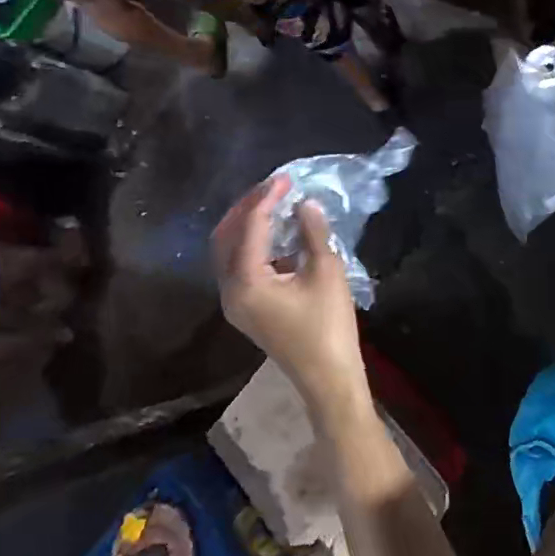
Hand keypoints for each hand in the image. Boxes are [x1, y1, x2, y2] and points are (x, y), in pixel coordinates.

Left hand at [212, 174, 365, 405]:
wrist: (328, 377)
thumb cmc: (328, 326)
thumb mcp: (326, 274)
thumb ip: (313, 234)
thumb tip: (305, 204)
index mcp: (246, 281)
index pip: (250, 227)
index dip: (267, 198)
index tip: (287, 178)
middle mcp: (230, 290)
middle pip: (226, 236)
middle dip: (248, 207)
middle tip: (275, 187)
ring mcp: (235, 302)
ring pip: (229, 251)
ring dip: (247, 224)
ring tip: (275, 203)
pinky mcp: (246, 309)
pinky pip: (239, 266)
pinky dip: (253, 244)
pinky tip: (279, 234)